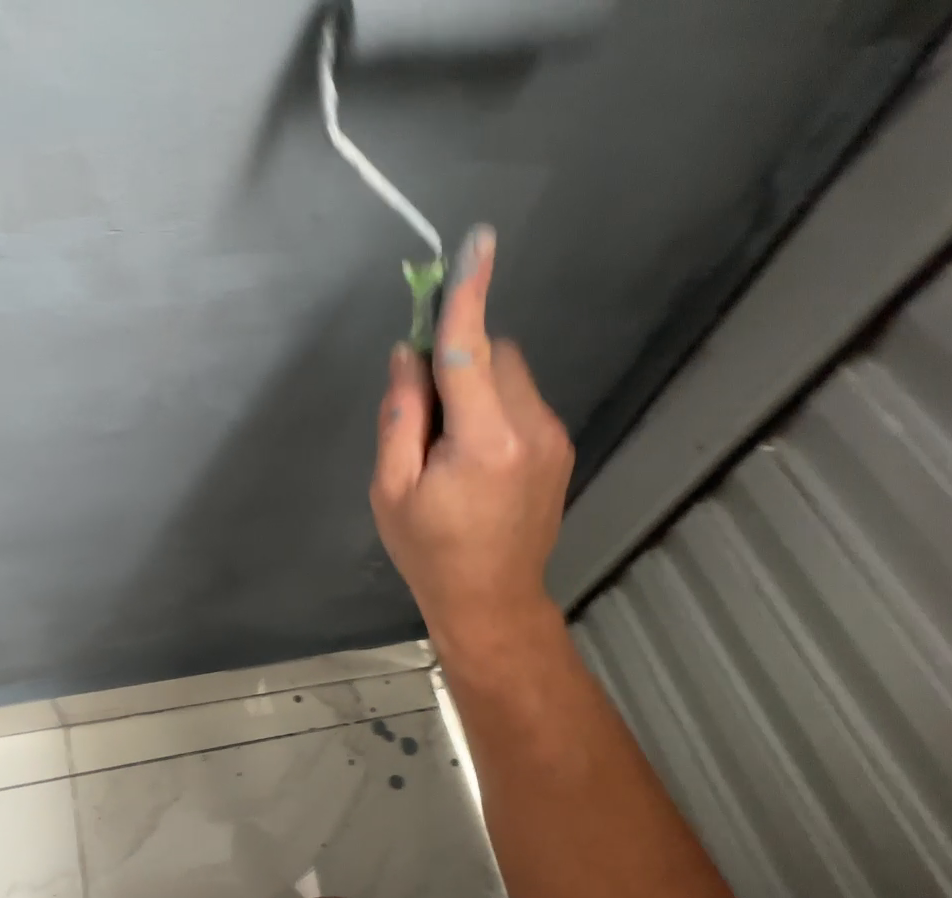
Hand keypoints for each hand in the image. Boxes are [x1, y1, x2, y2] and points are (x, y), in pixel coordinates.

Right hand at [370, 227, 573, 653]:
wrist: (491, 600)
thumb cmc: (428, 550)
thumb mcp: (391, 489)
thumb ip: (400, 416)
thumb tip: (408, 355)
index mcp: (484, 440)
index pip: (472, 350)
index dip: (469, 295)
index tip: (478, 243)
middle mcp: (531, 428)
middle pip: (493, 355)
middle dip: (456, 362)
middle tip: (423, 417)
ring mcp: (554, 437)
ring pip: (510, 373)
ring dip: (475, 386)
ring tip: (449, 447)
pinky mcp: (560, 446)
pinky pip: (521, 399)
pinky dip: (492, 406)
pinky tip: (475, 458)